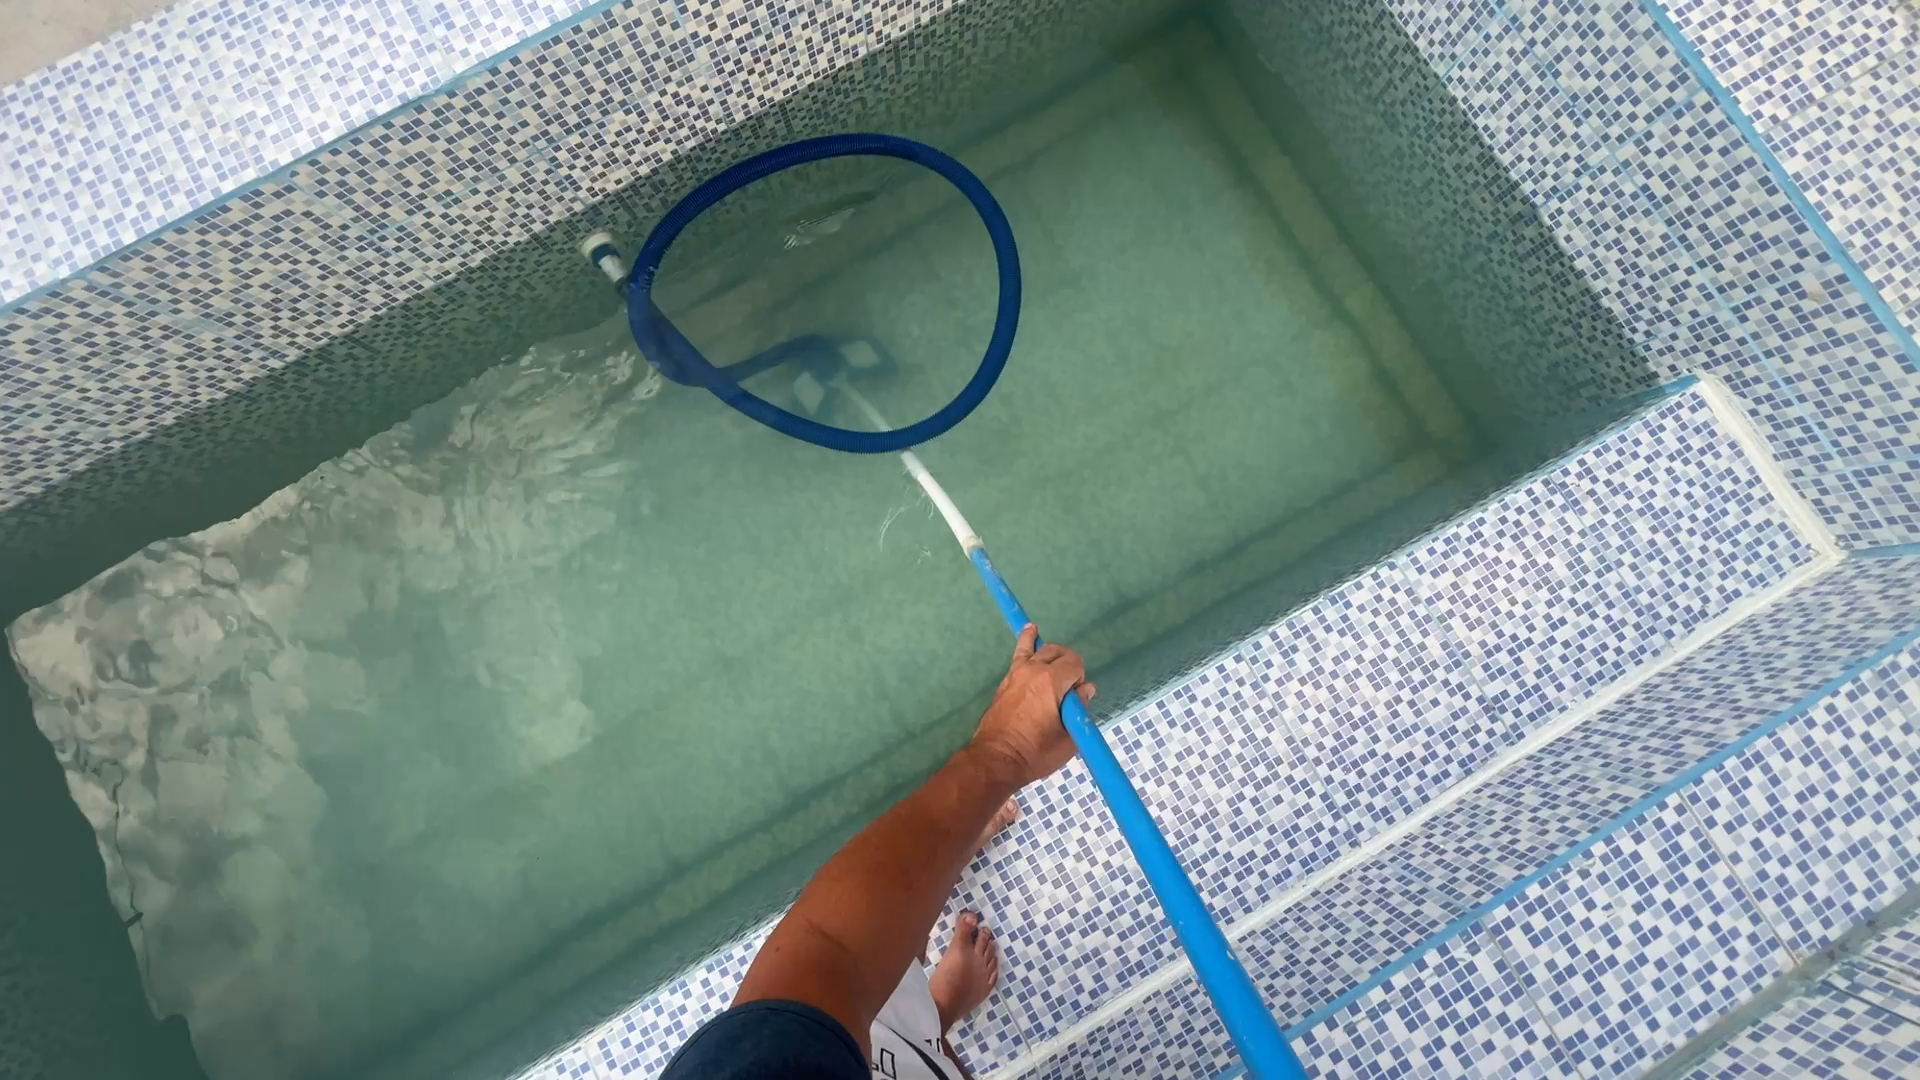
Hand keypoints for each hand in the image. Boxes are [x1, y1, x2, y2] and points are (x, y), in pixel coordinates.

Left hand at [968, 624, 1093, 788]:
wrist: (997, 759)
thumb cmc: (1035, 753)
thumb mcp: (1068, 739)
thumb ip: (1080, 709)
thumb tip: (1086, 690)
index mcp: (1051, 682)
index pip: (1075, 663)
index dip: (1080, 677)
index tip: (1075, 698)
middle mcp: (1033, 670)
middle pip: (1057, 651)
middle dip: (1067, 662)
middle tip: (1068, 687)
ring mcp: (1017, 673)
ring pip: (1035, 647)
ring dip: (1045, 645)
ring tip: (1039, 630)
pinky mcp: (1006, 680)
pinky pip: (1019, 654)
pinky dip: (1026, 641)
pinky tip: (1030, 631)